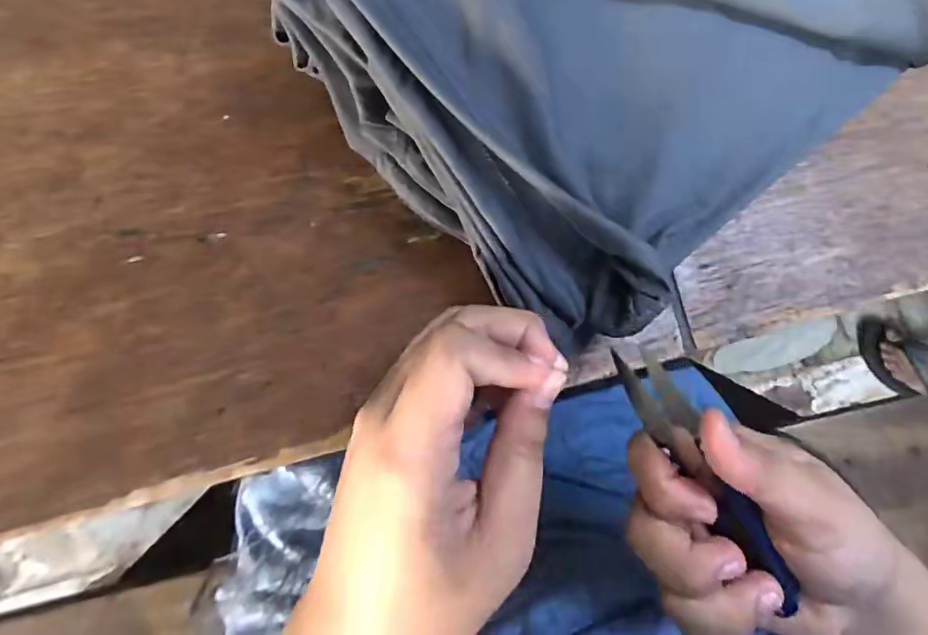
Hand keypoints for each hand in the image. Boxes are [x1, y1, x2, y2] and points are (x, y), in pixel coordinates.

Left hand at [288, 306, 568, 634]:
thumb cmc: (432, 600)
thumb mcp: (502, 537)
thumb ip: (524, 447)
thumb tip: (546, 376)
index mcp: (407, 445)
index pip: (454, 350)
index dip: (511, 349)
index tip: (552, 379)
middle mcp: (382, 411)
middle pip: (447, 328)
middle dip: (509, 331)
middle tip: (552, 366)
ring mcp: (375, 410)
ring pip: (438, 335)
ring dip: (493, 339)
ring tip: (534, 374)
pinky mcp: (380, 417)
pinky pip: (429, 360)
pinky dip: (473, 356)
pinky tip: (501, 389)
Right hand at [626, 410, 927, 634]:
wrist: (864, 608)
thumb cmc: (844, 534)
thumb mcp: (810, 499)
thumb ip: (757, 467)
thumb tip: (707, 419)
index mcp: (715, 457)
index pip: (649, 448)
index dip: (658, 480)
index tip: (705, 506)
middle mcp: (694, 494)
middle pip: (641, 516)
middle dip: (683, 554)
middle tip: (733, 560)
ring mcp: (695, 544)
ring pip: (657, 568)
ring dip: (709, 594)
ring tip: (765, 592)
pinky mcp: (701, 591)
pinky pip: (679, 607)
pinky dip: (724, 617)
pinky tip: (762, 606)